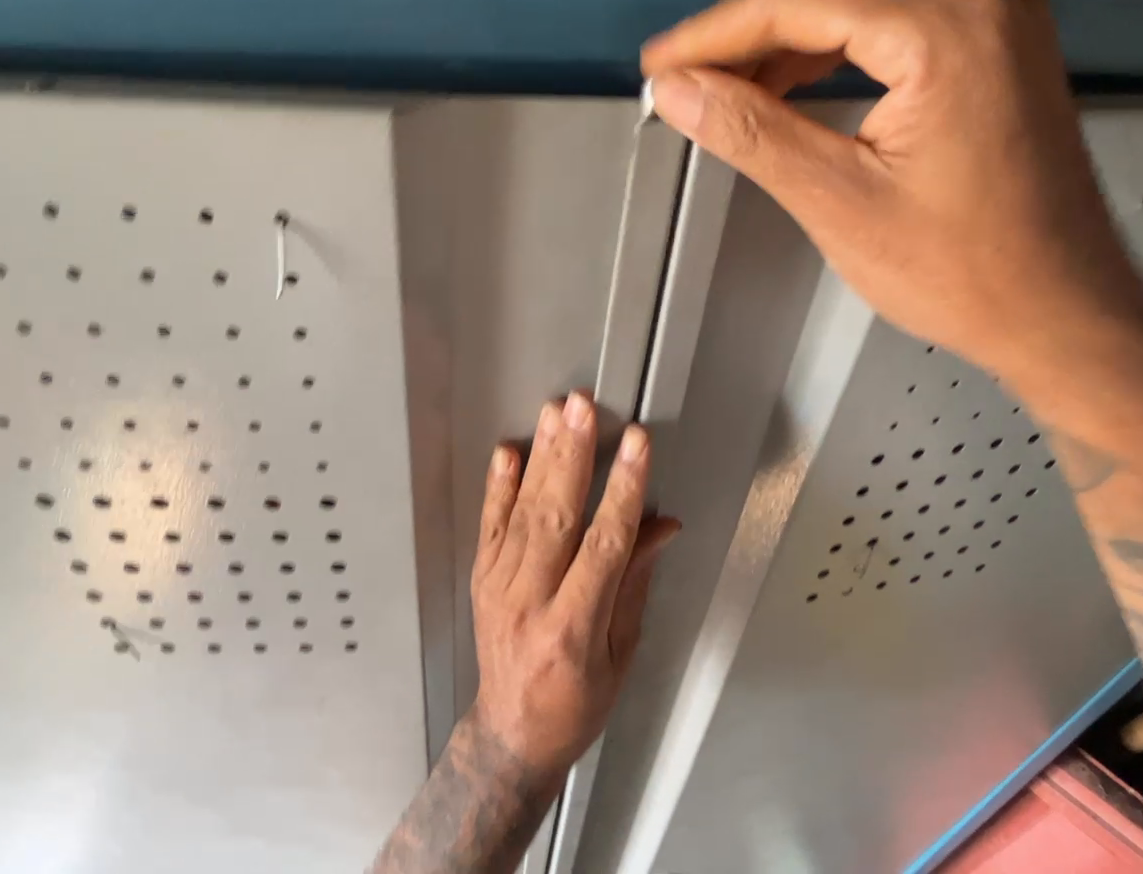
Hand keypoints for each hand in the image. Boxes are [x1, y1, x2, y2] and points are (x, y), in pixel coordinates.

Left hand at [468, 391, 680, 778]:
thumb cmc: (575, 703)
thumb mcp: (621, 653)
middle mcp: (530, 601)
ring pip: (522, 512)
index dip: (624, 490)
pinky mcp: (481, 578)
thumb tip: (661, 523)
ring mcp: (498, 587)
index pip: (605, 544)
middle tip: (584, 409)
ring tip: (556, 414)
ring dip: (542, 457)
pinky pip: (489, 524)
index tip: (637, 447)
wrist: (512, 732)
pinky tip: (509, 452)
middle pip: (555, 517)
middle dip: (573, 455)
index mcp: (573, 627)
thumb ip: (635, 582)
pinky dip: (498, 485)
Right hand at [641, 0, 1142, 385]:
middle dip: (749, 20)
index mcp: (945, 28)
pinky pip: (895, 13)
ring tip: (728, 83)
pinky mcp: (996, 41)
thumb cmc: (958, 273)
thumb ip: (752, 133)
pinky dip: (833, 40)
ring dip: (788, 27)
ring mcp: (996, 13)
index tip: (655, 65)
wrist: (1064, 312)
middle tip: (689, 74)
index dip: (715, 31)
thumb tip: (673, 89)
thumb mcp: (838, 204)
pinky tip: (791, 81)